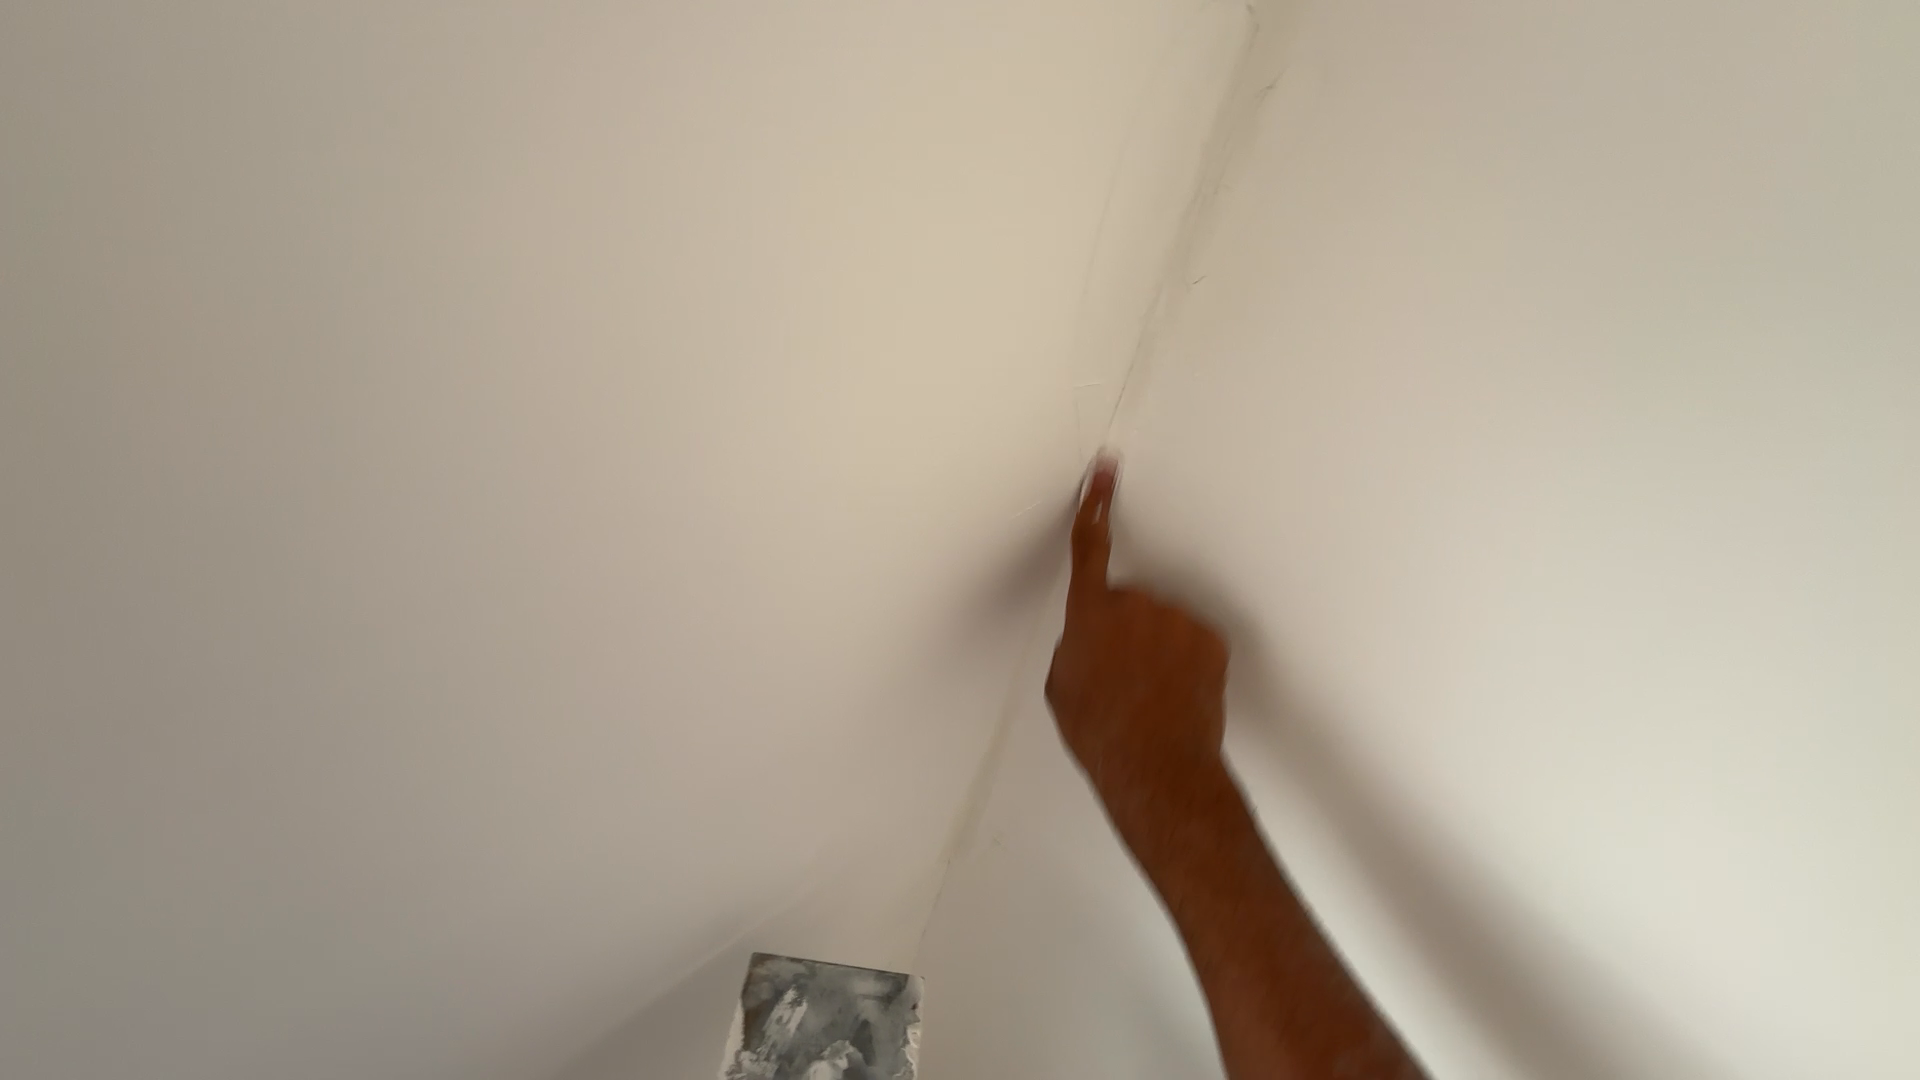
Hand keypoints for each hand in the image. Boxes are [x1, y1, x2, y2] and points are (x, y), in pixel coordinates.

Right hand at [1044, 458, 1229, 798]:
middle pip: (1127, 602)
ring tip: (1150, 691)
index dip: (1094, 505)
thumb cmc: (1103, 732)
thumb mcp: (1062, 686)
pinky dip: (1184, 659)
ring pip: (1161, 623)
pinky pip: (1190, 639)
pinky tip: (1175, 691)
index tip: (1105, 469)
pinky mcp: (1210, 639)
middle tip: (1121, 676)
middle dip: (1124, 629)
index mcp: (1091, 612)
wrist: (1156, 766)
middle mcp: (1135, 605)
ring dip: (1155, 647)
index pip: (1088, 547)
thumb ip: (1074, 644)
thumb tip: (1089, 640)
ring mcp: (1177, 620)